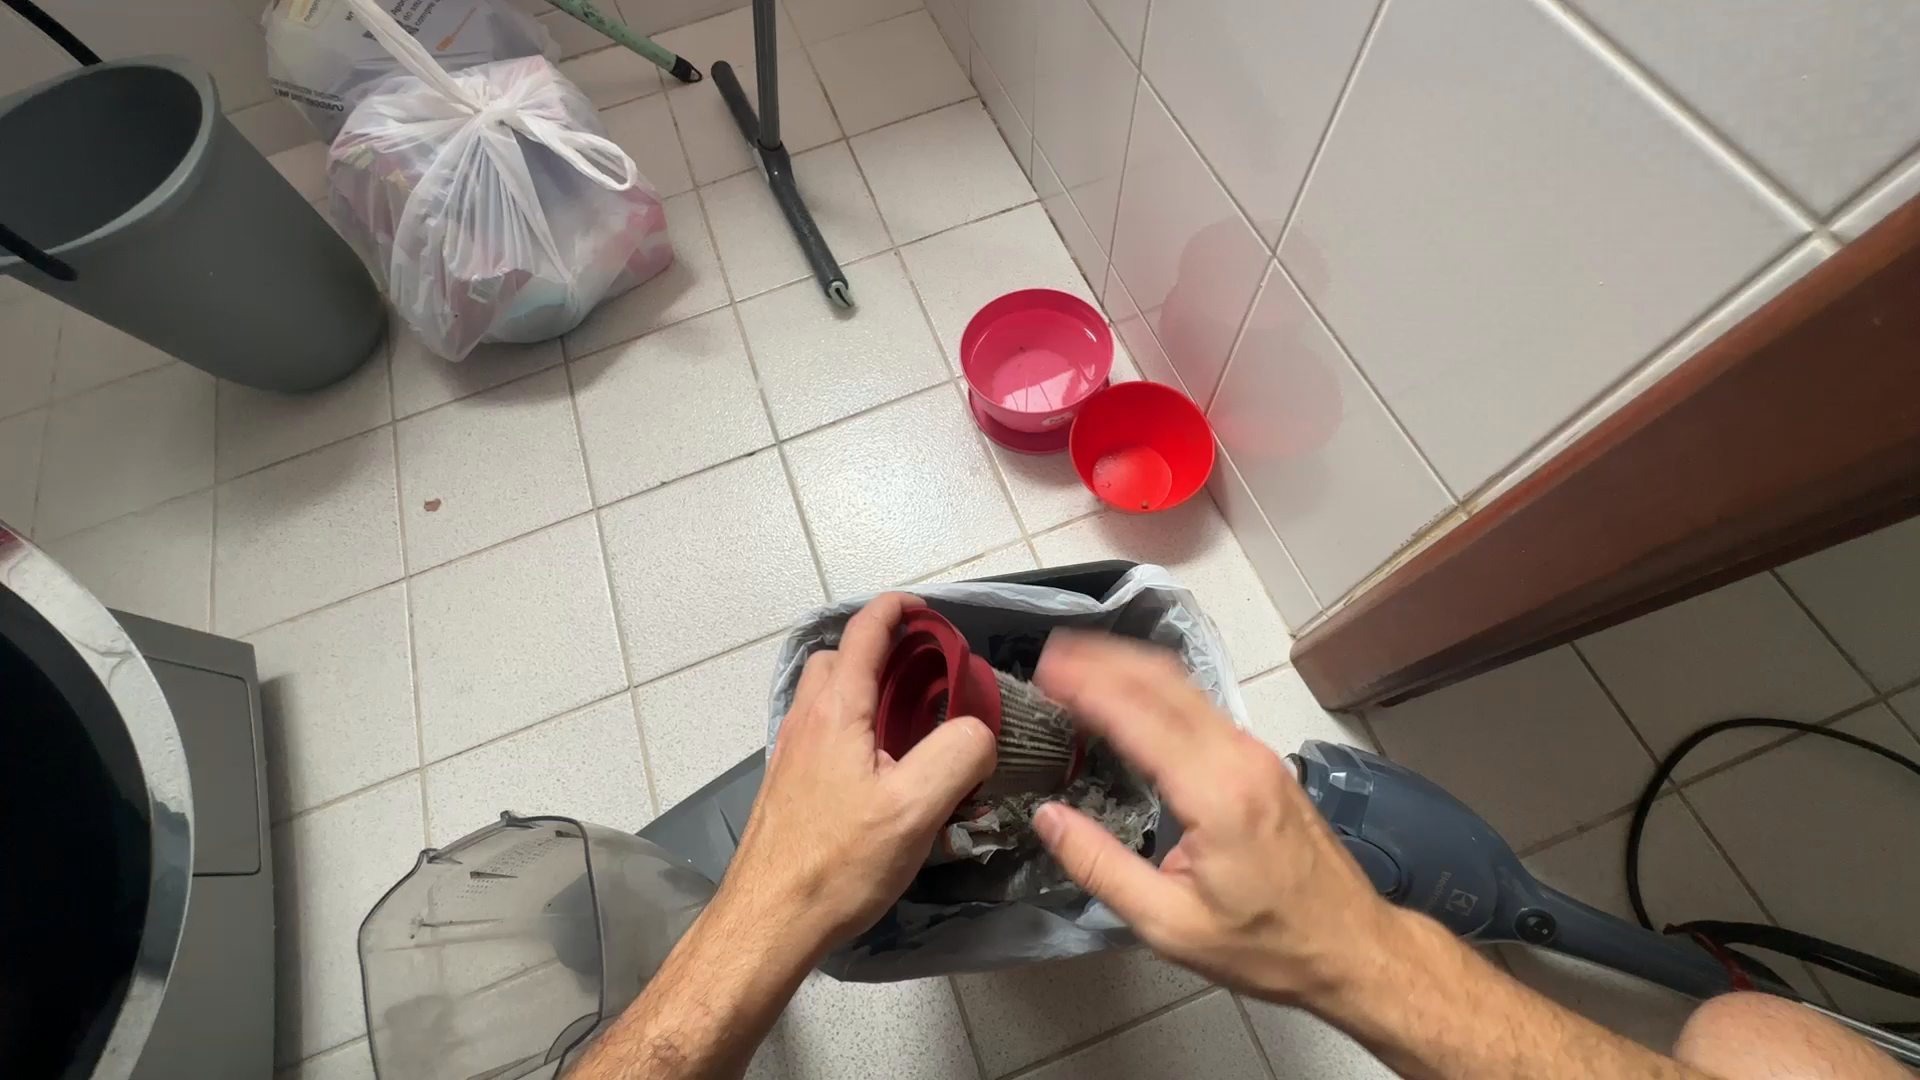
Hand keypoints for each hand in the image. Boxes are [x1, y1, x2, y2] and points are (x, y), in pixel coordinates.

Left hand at [723, 592, 997, 953]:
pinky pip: (823, 727)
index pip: (864, 631)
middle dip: (881, 648)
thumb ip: (958, 754)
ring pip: (827, 692)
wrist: (765, 923)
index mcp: (837, 709)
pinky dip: (852, 720)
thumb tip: (978, 729)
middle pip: (841, 656)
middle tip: (925, 674)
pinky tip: (878, 767)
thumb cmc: (838, 861)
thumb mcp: (915, 809)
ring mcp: (791, 750)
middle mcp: (807, 718)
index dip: (896, 608)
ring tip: (908, 722)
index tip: (929, 611)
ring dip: (865, 686)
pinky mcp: (788, 780)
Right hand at [1030, 632, 1393, 1005]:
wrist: (1357, 948)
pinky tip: (1129, 688)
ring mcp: (1254, 750)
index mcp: (1215, 794)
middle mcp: (1237, 756)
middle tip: (1052, 656)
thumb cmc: (1266, 945)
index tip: (1047, 673)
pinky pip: (1197, 700)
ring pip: (1182, 683)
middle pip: (1161, 682)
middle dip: (1102, 660)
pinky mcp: (1259, 755)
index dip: (1088, 687)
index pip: (1138, 717)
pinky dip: (1153, 683)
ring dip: (1127, 663)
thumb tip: (1048, 817)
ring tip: (1079, 661)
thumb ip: (1101, 867)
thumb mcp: (1171, 924)